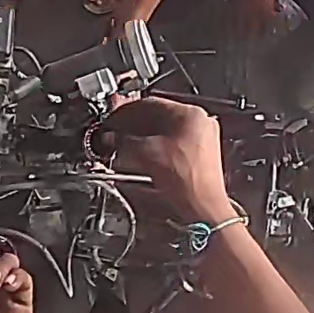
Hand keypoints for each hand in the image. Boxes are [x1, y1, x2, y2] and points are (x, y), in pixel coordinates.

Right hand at [103, 96, 231, 221]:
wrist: (202, 209)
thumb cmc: (187, 182)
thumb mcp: (146, 154)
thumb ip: (123, 141)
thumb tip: (111, 137)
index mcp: (191, 115)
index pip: (150, 104)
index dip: (125, 112)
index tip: (112, 120)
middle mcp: (200, 124)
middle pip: (157, 118)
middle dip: (132, 126)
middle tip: (115, 133)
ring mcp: (202, 141)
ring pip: (164, 133)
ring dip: (142, 139)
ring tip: (124, 146)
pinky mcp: (199, 157)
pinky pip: (171, 146)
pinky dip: (153, 149)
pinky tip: (141, 157)